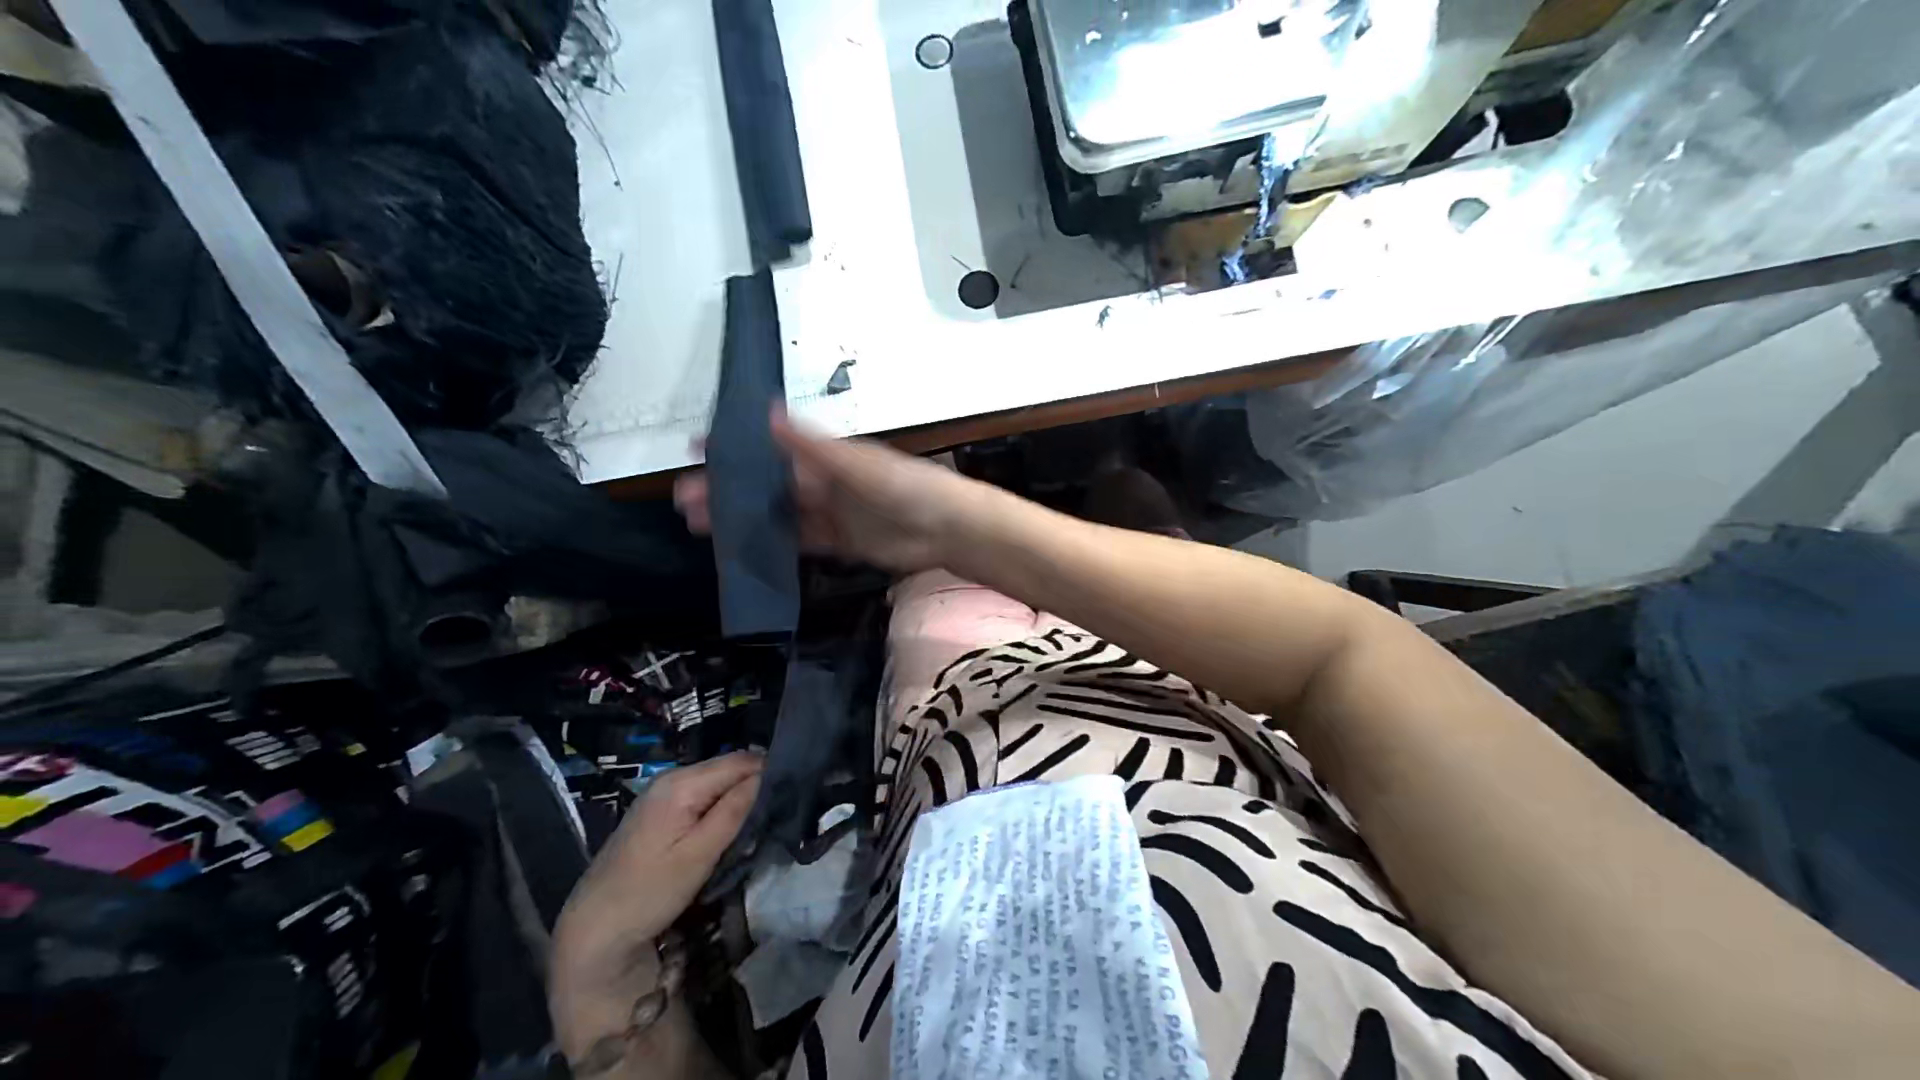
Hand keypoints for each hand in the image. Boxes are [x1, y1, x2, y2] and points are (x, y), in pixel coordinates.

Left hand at [550, 753, 761, 1059]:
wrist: (594, 930)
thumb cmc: (648, 893)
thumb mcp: (698, 855)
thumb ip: (734, 811)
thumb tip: (769, 775)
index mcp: (682, 783)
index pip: (741, 760)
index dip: (772, 770)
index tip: (799, 790)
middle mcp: (672, 778)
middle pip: (730, 768)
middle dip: (759, 783)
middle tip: (787, 806)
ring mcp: (664, 794)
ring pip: (719, 783)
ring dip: (743, 796)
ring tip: (769, 815)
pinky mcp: (662, 812)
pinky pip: (704, 797)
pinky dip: (724, 806)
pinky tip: (738, 825)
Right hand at [674, 410, 985, 573]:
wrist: (946, 528)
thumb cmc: (906, 486)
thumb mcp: (857, 463)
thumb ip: (812, 446)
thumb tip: (767, 414)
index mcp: (827, 456)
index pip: (772, 449)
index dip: (738, 448)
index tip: (699, 448)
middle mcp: (824, 482)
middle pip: (768, 484)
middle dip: (729, 488)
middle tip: (685, 496)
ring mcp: (830, 513)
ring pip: (777, 514)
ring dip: (742, 517)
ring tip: (699, 523)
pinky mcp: (838, 542)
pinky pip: (799, 541)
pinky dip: (773, 543)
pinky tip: (743, 546)